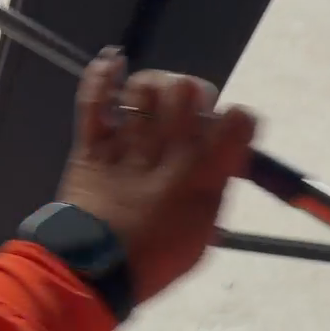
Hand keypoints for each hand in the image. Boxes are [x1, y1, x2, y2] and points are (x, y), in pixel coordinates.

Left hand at [55, 49, 257, 304]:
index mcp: (203, 176)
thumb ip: (213, 187)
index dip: (236, 117)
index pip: (238, 122)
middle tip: (186, 106)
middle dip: (192, 91)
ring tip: (151, 96)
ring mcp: (126, 145)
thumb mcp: (203, 231)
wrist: (96, 269)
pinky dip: (101, 75)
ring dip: (150, 85)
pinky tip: (112, 61)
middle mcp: (168, 152)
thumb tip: (219, 156)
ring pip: (142, 90)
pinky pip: (94, 100)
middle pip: (187, 92)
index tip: (227, 125)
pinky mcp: (91, 144)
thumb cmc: (155, 258)